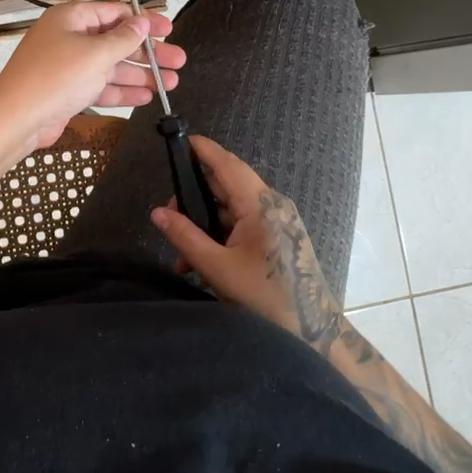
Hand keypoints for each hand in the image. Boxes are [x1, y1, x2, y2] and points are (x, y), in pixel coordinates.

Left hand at [0, 0, 185, 152]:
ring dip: (140, 74)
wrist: (17, 119)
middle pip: (115, 41)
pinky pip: (100, 87)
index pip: (114, 13)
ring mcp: (67, 66)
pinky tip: (146, 97)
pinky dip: (122, 91)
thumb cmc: (55, 78)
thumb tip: (141, 22)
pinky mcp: (67, 92)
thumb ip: (123, 39)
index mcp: (71, 18)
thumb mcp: (96, 54)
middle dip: (148, 53)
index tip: (169, 30)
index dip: (143, 21)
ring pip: (110, 67)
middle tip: (178, 61)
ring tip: (170, 83)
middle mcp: (69, 38)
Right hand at [150, 137, 346, 352]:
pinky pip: (242, 225)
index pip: (228, 164)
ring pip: (231, 209)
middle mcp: (272, 205)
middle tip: (168, 219)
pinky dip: (219, 236)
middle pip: (226, 185)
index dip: (203, 149)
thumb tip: (157, 212)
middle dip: (194, 198)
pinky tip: (201, 262)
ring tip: (182, 256)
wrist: (314, 333)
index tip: (179, 139)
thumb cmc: (267, 298)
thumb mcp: (218, 268)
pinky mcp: (278, 238)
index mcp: (262, 205)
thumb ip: (186, 237)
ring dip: (204, 225)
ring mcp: (278, 221)